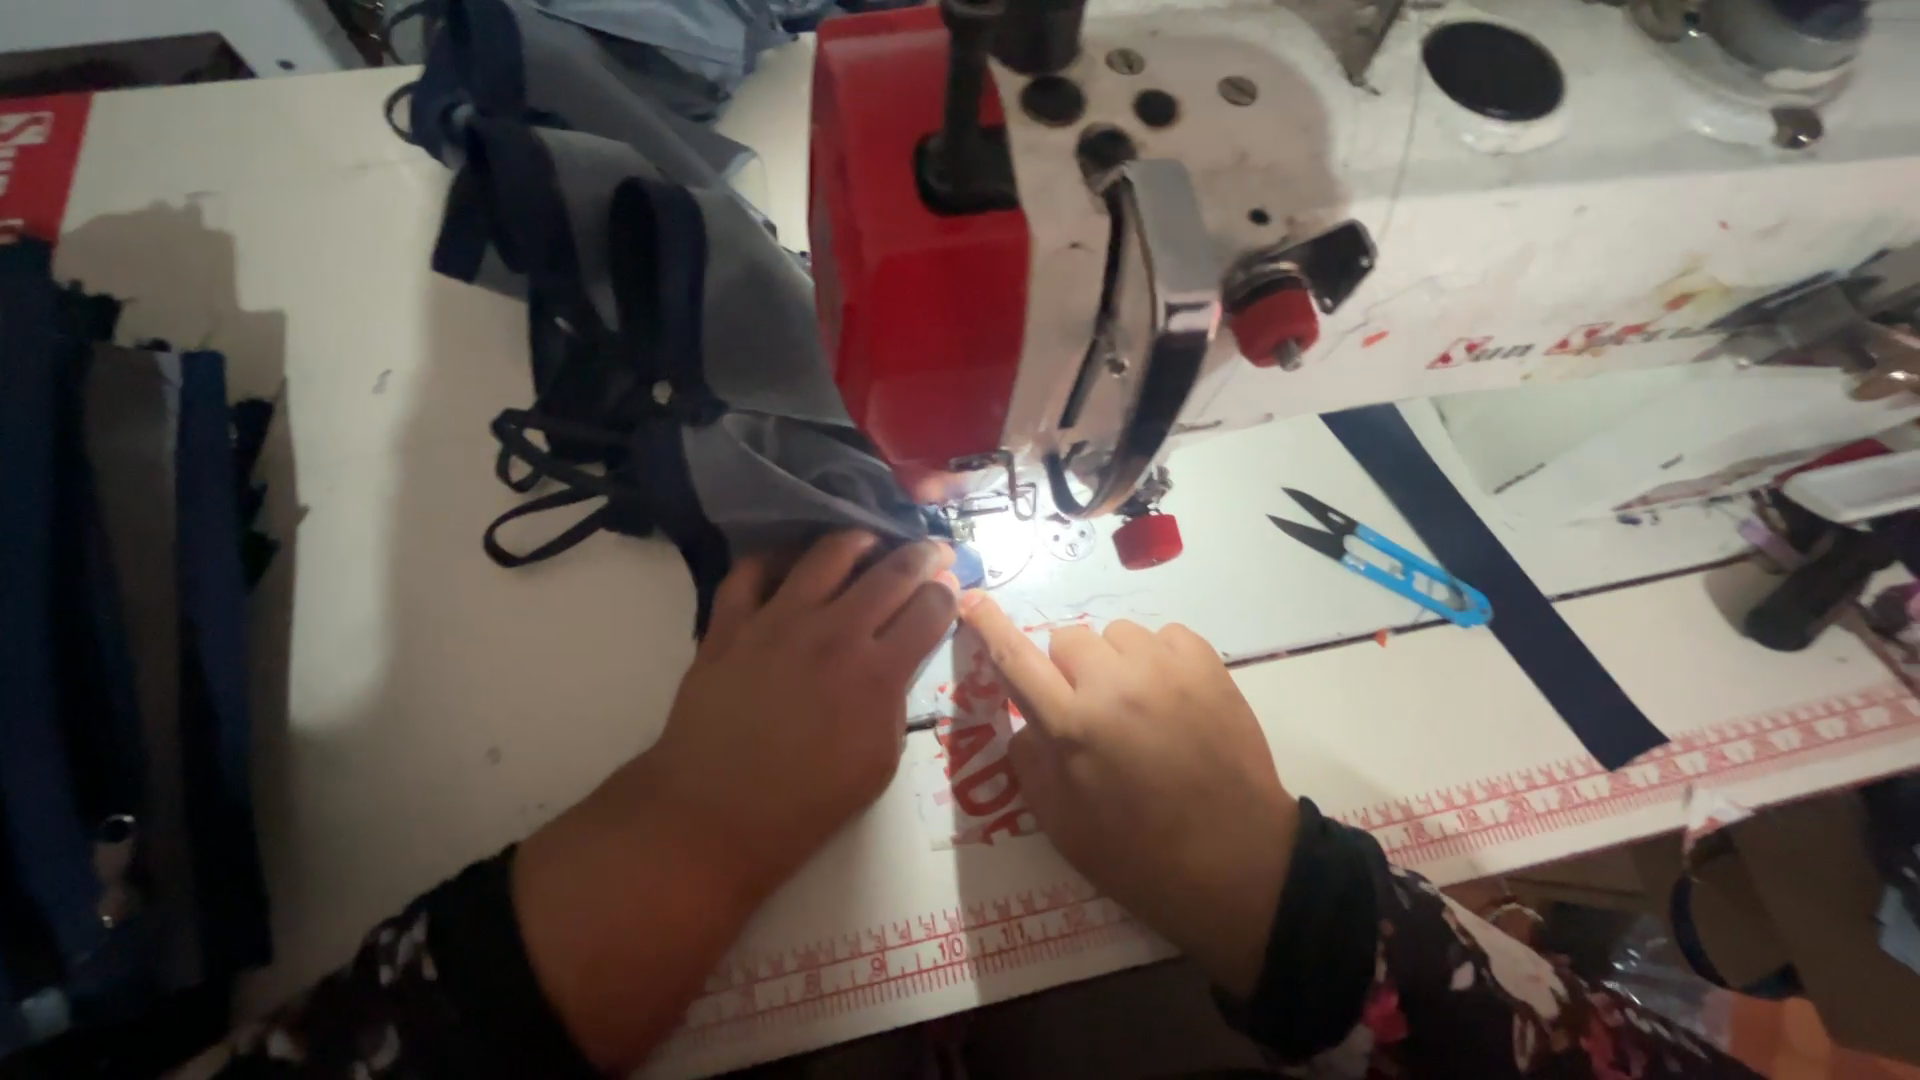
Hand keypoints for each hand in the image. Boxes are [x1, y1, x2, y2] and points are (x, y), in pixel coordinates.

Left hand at [644, 530, 959, 895]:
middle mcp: (834, 634)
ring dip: (859, 541)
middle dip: (923, 554)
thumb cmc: (807, 803)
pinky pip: (753, 570)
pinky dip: (777, 559)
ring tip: (868, 544)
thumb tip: (899, 656)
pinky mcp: (730, 624)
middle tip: (932, 550)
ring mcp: (777, 622)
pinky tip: (792, 565)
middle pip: (893, 571)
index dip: (948, 593)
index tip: (949, 589)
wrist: (714, 815)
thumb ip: (896, 699)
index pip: (930, 609)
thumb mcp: (880, 760)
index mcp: (877, 674)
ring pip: (828, 553)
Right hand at [959, 592, 1298, 996]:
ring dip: (1114, 663)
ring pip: (1116, 634)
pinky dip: (1159, 659)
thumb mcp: (1061, 825)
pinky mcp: (1208, 665)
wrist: (1237, 864)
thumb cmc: (1139, 856)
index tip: (972, 599)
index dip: (989, 626)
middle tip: (1089, 712)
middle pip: (1067, 639)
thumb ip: (1030, 762)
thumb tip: (1027, 720)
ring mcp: (1165, 669)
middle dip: (1067, 670)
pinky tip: (1171, 697)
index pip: (1015, 660)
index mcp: (1071, 727)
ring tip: (1137, 707)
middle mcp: (1114, 685)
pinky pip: (1165, 635)